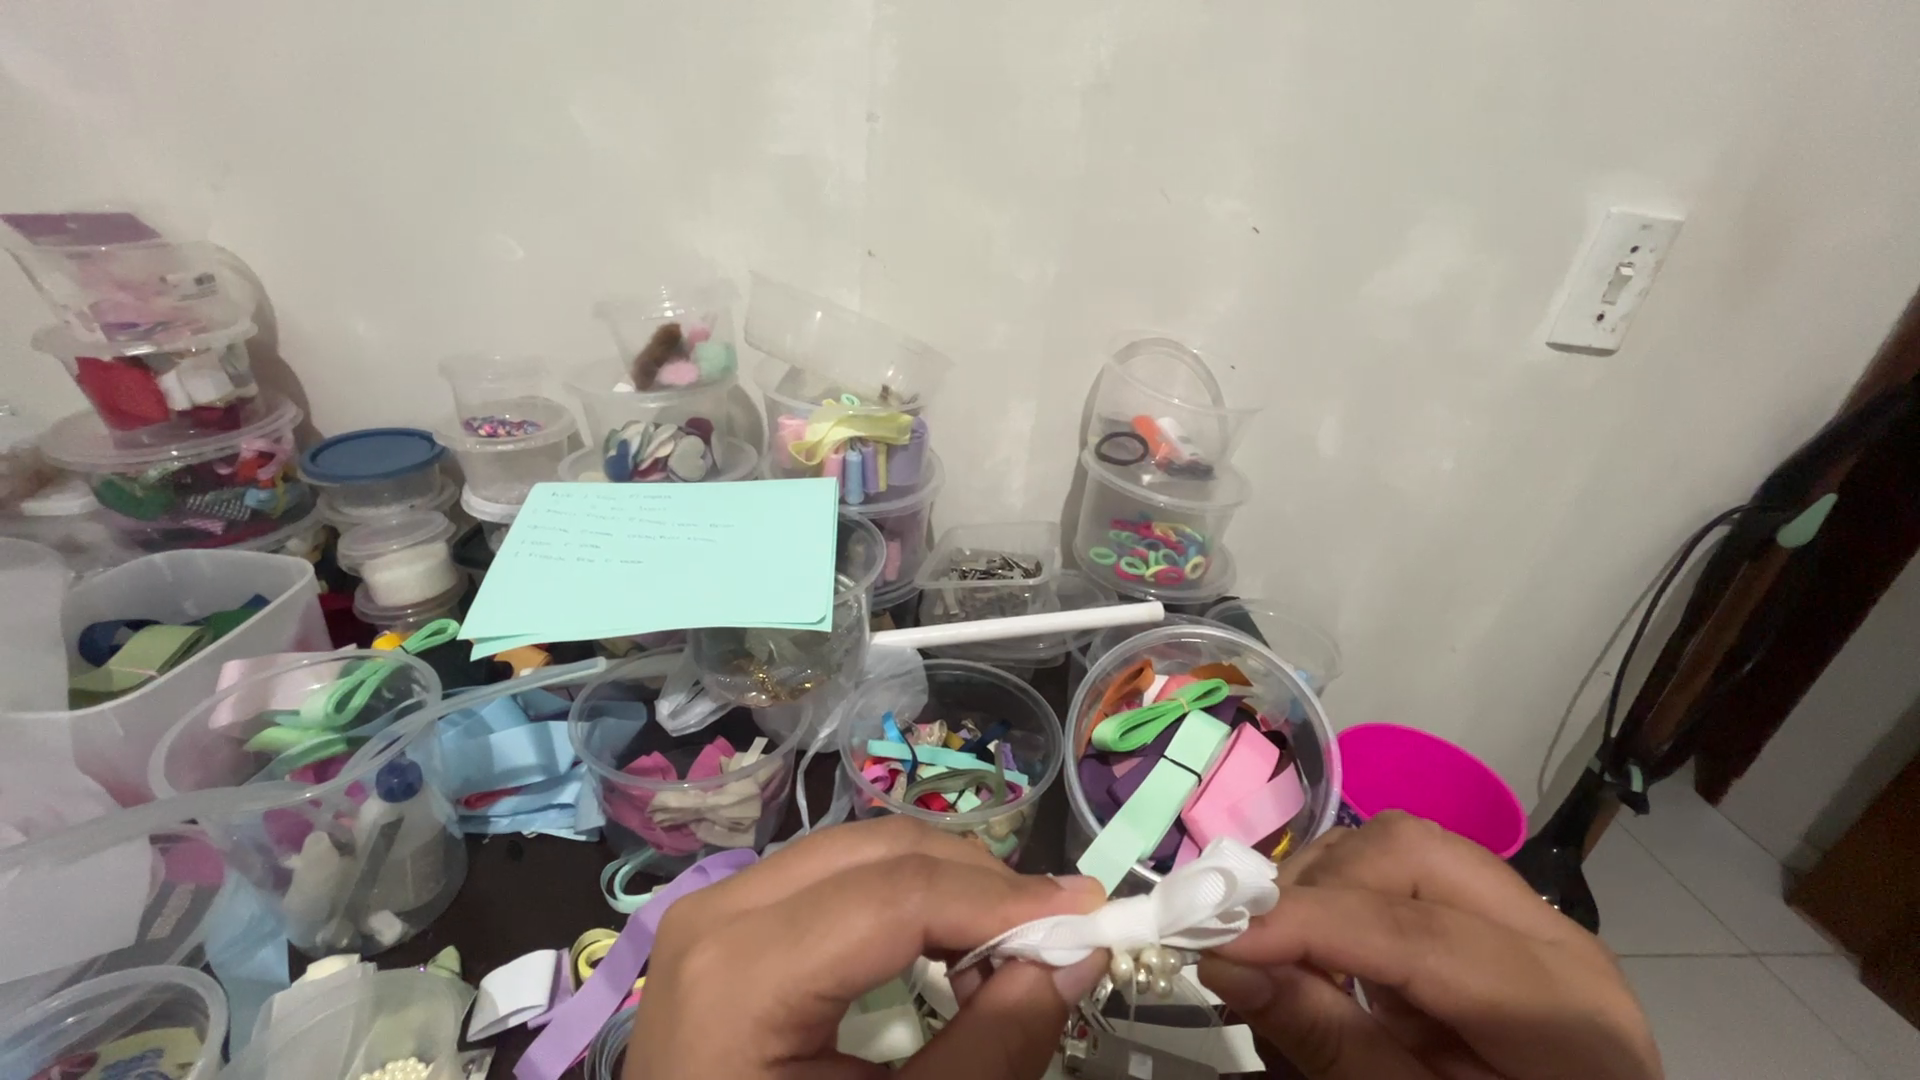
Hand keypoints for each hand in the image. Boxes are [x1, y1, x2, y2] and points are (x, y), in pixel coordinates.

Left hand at [627, 817, 1110, 1078]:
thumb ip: (988, 1052)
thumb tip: (1074, 958)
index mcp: (741, 976)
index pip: (896, 897)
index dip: (1000, 898)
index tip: (1086, 914)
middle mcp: (720, 910)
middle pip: (881, 853)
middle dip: (979, 883)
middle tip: (1052, 933)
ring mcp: (718, 902)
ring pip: (862, 848)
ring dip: (946, 881)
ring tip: (1003, 943)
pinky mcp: (730, 910)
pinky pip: (835, 870)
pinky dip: (903, 890)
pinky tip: (941, 937)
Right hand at [1199, 812, 1660, 1079]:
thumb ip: (1330, 1043)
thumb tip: (1224, 966)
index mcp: (1559, 1009)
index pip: (1414, 932)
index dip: (1305, 924)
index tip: (1216, 941)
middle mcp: (1547, 933)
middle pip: (1406, 850)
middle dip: (1314, 887)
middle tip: (1254, 948)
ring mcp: (1517, 910)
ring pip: (1391, 839)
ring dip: (1316, 881)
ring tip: (1282, 948)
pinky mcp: (1480, 907)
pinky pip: (1391, 860)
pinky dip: (1333, 886)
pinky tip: (1317, 941)